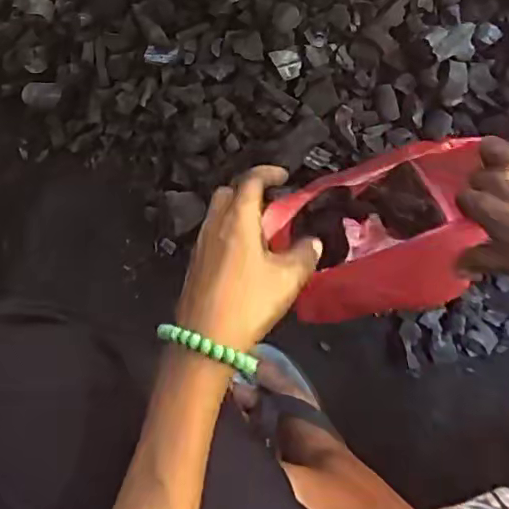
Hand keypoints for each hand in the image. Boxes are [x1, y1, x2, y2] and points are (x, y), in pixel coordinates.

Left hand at [174, 165, 321, 349]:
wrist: (205, 336)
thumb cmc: (248, 301)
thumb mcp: (286, 280)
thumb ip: (302, 256)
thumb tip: (312, 242)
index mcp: (237, 218)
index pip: (249, 181)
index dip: (267, 172)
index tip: (283, 175)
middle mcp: (215, 222)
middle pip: (229, 191)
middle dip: (251, 190)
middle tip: (274, 205)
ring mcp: (202, 240)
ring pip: (219, 211)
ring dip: (239, 211)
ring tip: (264, 231)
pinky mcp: (196, 258)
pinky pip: (214, 231)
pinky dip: (230, 229)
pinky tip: (246, 254)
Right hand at [457, 118, 508, 302]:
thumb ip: (480, 259)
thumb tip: (457, 264)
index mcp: (486, 206)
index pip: (464, 197)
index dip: (474, 207)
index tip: (487, 216)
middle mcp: (499, 178)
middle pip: (477, 173)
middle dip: (486, 185)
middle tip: (504, 201)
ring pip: (491, 146)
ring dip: (494, 157)